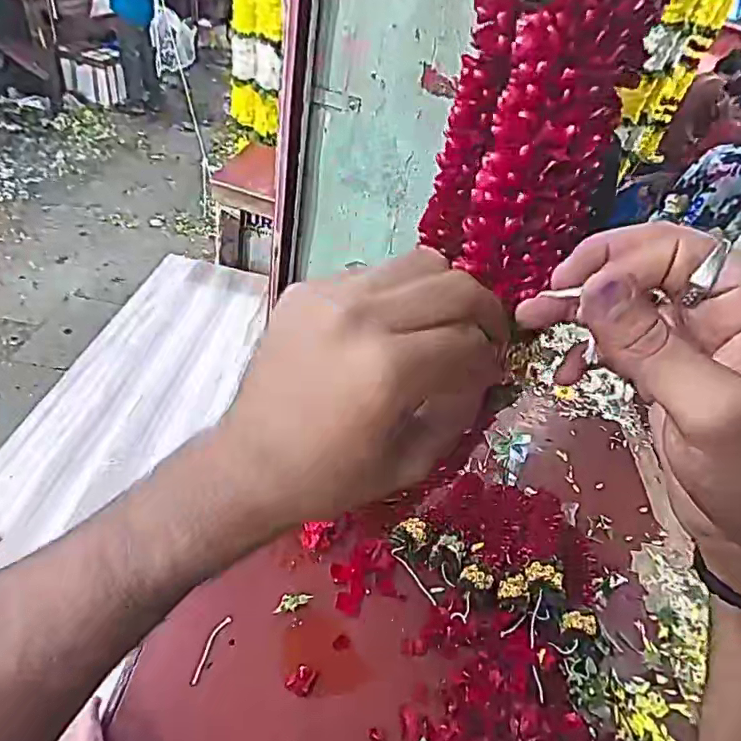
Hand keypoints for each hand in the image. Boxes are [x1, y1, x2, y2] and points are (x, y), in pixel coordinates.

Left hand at [208, 248, 505, 536]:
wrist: (248, 466)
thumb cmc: (332, 477)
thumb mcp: (413, 461)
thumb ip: (461, 410)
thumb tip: (483, 369)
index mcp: (388, 369)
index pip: (469, 342)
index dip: (491, 360)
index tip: (492, 373)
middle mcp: (361, 318)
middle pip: (455, 287)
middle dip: (486, 314)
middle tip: (486, 339)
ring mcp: (330, 295)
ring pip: (421, 263)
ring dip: (446, 293)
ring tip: (444, 323)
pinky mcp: (307, 288)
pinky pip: (377, 273)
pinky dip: (401, 294)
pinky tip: (394, 325)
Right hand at [516, 223, 740, 605]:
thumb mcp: (712, 413)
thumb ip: (652, 345)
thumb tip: (593, 286)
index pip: (683, 252)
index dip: (623, 262)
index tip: (572, 292)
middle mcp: (732, 315)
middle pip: (654, 270)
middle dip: (596, 282)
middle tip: (543, 301)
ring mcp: (701, 348)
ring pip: (634, 307)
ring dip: (586, 315)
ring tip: (537, 323)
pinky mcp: (675, 380)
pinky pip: (628, 347)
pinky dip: (595, 352)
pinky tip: (570, 371)